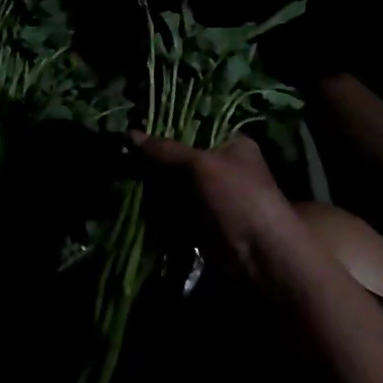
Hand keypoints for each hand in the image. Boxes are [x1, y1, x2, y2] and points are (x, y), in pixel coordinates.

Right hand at [130, 132, 301, 279]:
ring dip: (154, 183)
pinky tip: (132, 195)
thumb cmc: (238, 197)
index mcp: (233, 145)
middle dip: (156, 157)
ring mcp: (212, 198)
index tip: (139, 124)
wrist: (259, 259)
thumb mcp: (202, 164)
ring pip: (175, 183)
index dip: (168, 126)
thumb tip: (129, 134)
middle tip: (125, 149)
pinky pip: (173, 208)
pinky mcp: (202, 223)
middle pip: (182, 157)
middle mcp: (223, 168)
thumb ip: (166, 150)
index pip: (196, 126)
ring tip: (122, 169)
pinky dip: (157, 205)